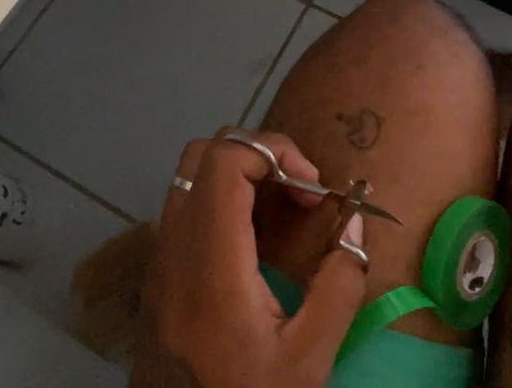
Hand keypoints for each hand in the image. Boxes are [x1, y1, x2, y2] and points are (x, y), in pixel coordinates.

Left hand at [151, 131, 367, 387]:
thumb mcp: (307, 361)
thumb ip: (339, 286)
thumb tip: (353, 223)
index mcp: (211, 263)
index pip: (225, 160)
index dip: (273, 150)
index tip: (311, 187)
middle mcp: (175, 249)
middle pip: (202, 153)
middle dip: (259, 153)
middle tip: (298, 191)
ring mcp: (159, 260)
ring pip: (190, 176)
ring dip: (239, 175)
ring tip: (281, 210)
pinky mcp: (158, 275)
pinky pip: (185, 208)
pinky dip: (222, 200)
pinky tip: (255, 240)